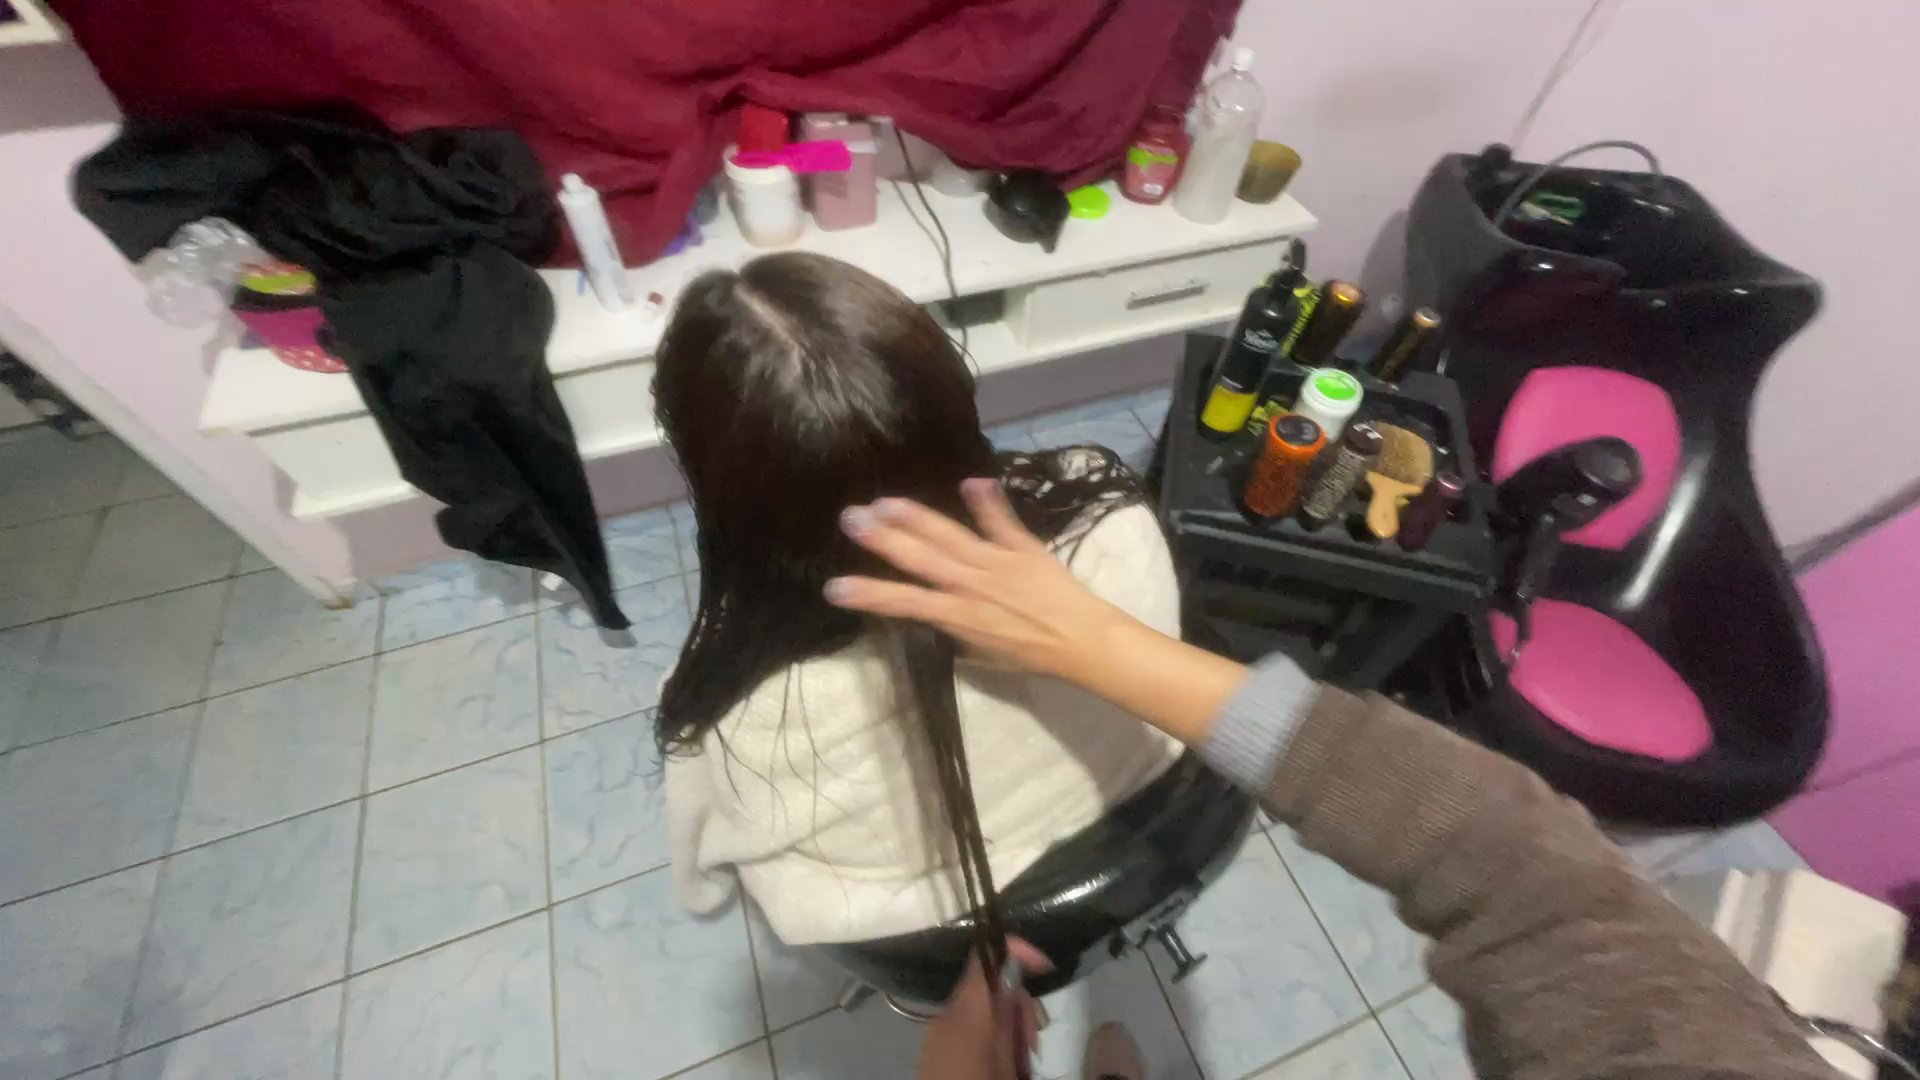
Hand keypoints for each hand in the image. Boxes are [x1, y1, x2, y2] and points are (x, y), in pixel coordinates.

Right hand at [829, 478, 1249, 749]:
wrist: (1083, 641)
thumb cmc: (1031, 654)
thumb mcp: (984, 655)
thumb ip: (955, 632)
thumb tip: (933, 615)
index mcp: (959, 616)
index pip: (905, 603)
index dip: (869, 594)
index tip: (835, 586)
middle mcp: (971, 585)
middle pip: (920, 559)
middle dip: (883, 539)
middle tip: (851, 518)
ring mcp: (996, 562)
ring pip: (949, 536)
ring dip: (917, 517)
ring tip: (886, 500)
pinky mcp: (1022, 547)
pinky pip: (1002, 522)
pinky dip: (988, 502)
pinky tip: (971, 481)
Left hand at [917, 938, 1051, 1079]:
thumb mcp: (1007, 1069)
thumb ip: (1010, 1019)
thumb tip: (1015, 970)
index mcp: (965, 1014)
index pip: (986, 955)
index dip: (1016, 950)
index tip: (1046, 968)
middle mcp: (946, 1015)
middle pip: (988, 985)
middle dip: (1018, 1006)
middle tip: (1034, 1046)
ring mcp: (937, 1035)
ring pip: (981, 1010)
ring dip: (1007, 1029)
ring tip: (1022, 1067)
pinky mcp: (935, 1054)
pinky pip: (967, 1029)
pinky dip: (990, 1040)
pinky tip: (1004, 1070)